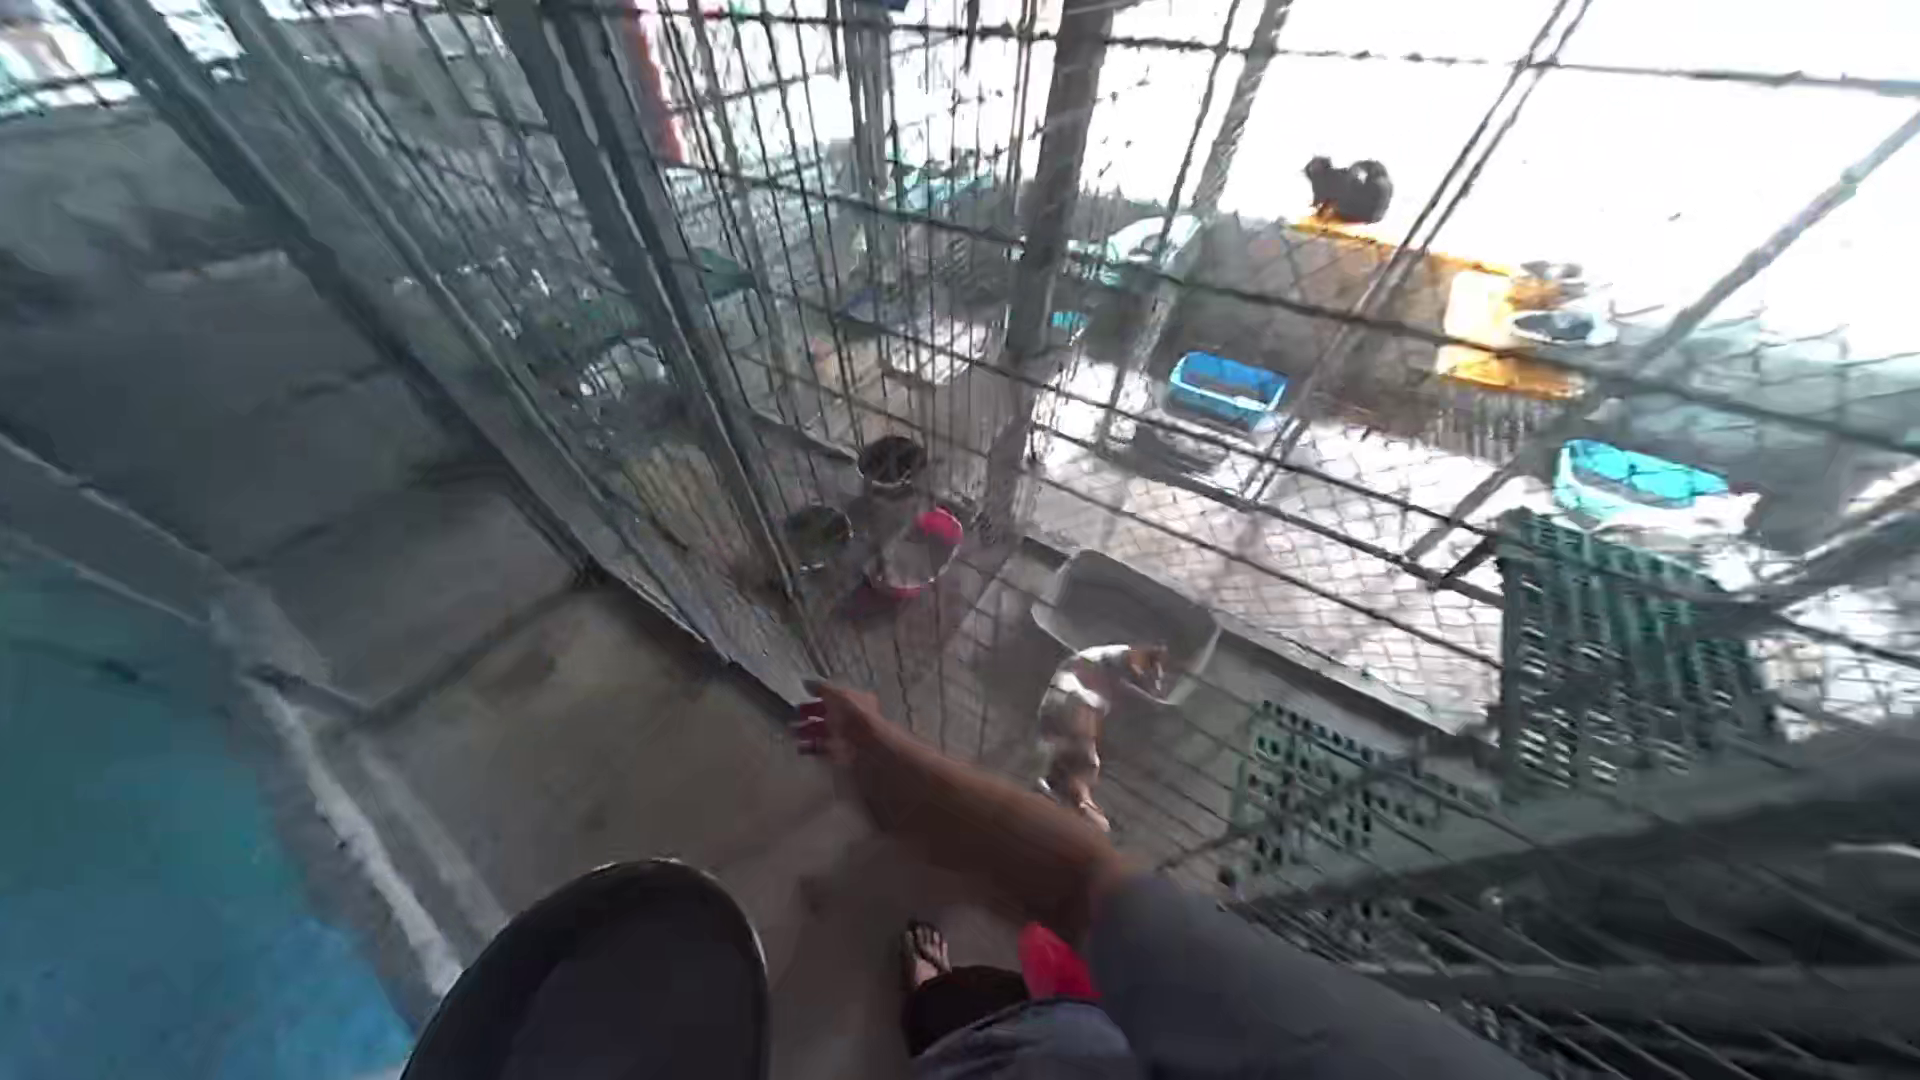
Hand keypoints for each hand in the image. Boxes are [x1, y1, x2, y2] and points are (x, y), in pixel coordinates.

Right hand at [792, 679, 892, 769]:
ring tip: (791, 732)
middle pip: (826, 716)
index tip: (802, 700)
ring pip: (822, 732)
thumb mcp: (838, 695)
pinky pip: (822, 748)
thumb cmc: (854, 713)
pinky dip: (810, 747)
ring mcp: (844, 735)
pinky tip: (799, 746)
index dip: (818, 698)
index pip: (834, 698)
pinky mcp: (839, 751)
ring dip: (806, 731)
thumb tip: (806, 681)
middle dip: (808, 716)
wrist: (867, 742)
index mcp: (854, 700)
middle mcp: (850, 717)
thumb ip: (822, 689)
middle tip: (792, 717)